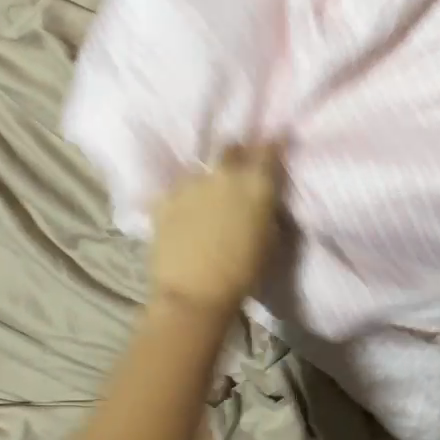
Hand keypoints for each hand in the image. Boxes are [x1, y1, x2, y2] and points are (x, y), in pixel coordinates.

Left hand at [148, 145, 282, 315]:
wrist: (194, 294)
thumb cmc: (244, 272)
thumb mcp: (272, 240)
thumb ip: (268, 210)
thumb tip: (265, 200)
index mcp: (256, 182)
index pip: (269, 147)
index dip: (273, 144)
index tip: (275, 146)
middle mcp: (224, 173)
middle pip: (231, 147)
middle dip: (236, 154)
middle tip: (237, 169)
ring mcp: (190, 182)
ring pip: (200, 168)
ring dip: (206, 177)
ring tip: (205, 195)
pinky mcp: (164, 198)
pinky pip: (176, 189)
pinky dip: (181, 197)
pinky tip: (181, 212)